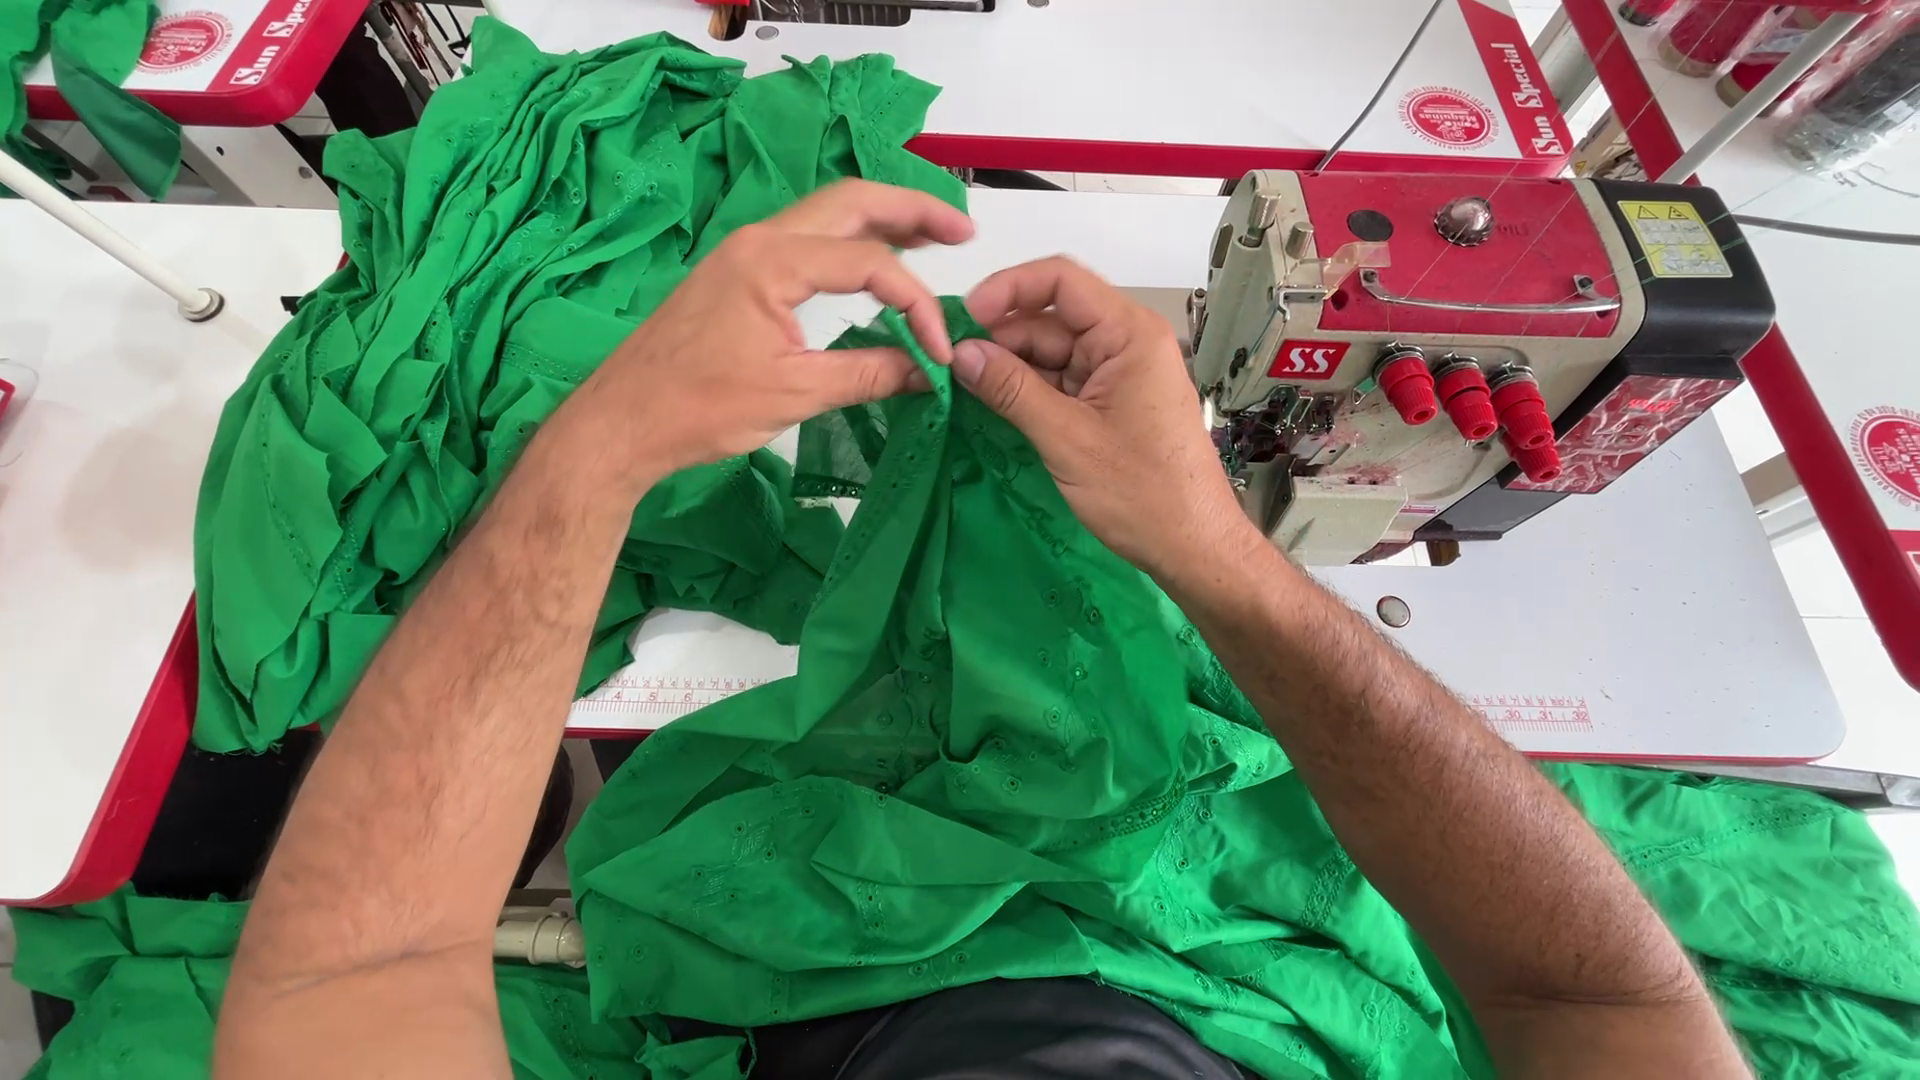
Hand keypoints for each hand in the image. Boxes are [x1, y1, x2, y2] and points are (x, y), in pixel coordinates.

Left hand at [545, 179, 974, 496]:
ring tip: (934, 235)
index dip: (918, 304)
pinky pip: (808, 243)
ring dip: (883, 220)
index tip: (939, 353)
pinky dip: (851, 246)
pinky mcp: (740, 274)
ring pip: (829, 217)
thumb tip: (929, 375)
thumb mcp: (797, 393)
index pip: (870, 263)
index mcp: (773, 261)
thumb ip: (870, 374)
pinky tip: (873, 264)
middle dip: (913, 209)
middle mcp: (761, 239)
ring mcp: (747, 253)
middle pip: (852, 202)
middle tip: (963, 230)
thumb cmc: (702, 408)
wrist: (625, 421)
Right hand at [954, 257, 1252, 580]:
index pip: (1061, 281)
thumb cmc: (1139, 492)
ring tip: (963, 388)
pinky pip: (1062, 382)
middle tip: (951, 365)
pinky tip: (993, 404)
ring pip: (1052, 353)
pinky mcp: (1110, 404)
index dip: (1007, 289)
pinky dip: (1028, 391)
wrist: (1191, 546)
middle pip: (1052, 318)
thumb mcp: (1066, 438)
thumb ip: (1011, 390)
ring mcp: (1118, 374)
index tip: (964, 320)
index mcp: (1128, 334)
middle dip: (1001, 337)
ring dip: (1010, 367)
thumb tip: (961, 354)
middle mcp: (1125, 342)